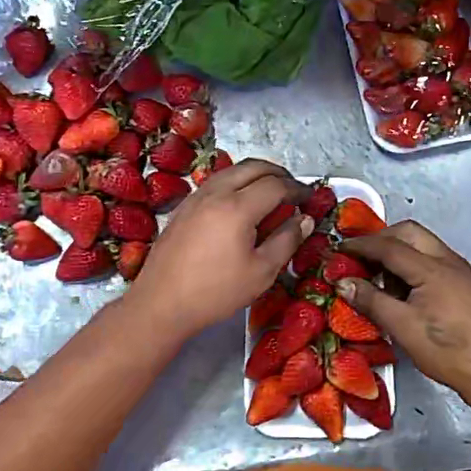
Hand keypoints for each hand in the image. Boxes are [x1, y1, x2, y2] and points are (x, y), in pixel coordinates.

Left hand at [124, 159, 310, 340]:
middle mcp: (215, 193)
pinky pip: (215, 182)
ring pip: (231, 171)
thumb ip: (286, 241)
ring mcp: (195, 198)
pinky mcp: (183, 208)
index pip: (276, 185)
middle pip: (253, 167)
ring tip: (270, 193)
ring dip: (255, 175)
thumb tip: (304, 220)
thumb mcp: (261, 272)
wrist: (161, 303)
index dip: (297, 189)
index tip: (310, 198)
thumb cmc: (215, 292)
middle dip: (279, 174)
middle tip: (293, 190)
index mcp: (237, 207)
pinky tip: (240, 204)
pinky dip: (235, 183)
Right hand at [338, 222, 470, 395]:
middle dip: (380, 240)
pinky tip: (403, 291)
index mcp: (432, 268)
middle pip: (408, 232)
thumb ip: (371, 300)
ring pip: (422, 243)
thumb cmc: (447, 351)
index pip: (388, 245)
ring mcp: (459, 270)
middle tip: (359, 259)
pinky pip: (432, 259)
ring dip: (397, 251)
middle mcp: (448, 260)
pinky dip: (411, 263)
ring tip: (379, 279)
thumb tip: (343, 282)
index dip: (360, 246)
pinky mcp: (465, 283)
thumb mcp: (402, 327)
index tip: (337, 251)